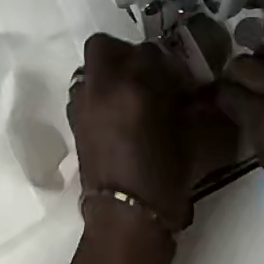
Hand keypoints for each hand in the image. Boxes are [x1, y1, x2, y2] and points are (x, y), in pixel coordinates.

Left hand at [67, 33, 200, 228]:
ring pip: (89, 69)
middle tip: (149, 75)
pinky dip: (99, 94)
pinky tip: (119, 115)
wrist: (127, 217)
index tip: (179, 80)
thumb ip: (188, 100)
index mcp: (132, 86)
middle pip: (104, 46)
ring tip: (132, 96)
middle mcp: (100, 87)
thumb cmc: (166, 177)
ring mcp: (81, 104)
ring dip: (110, 73)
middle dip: (127, 55)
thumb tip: (188, 85)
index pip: (149, 51)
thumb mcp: (190, 133)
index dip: (168, 64)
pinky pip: (84, 92)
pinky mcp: (73, 123)